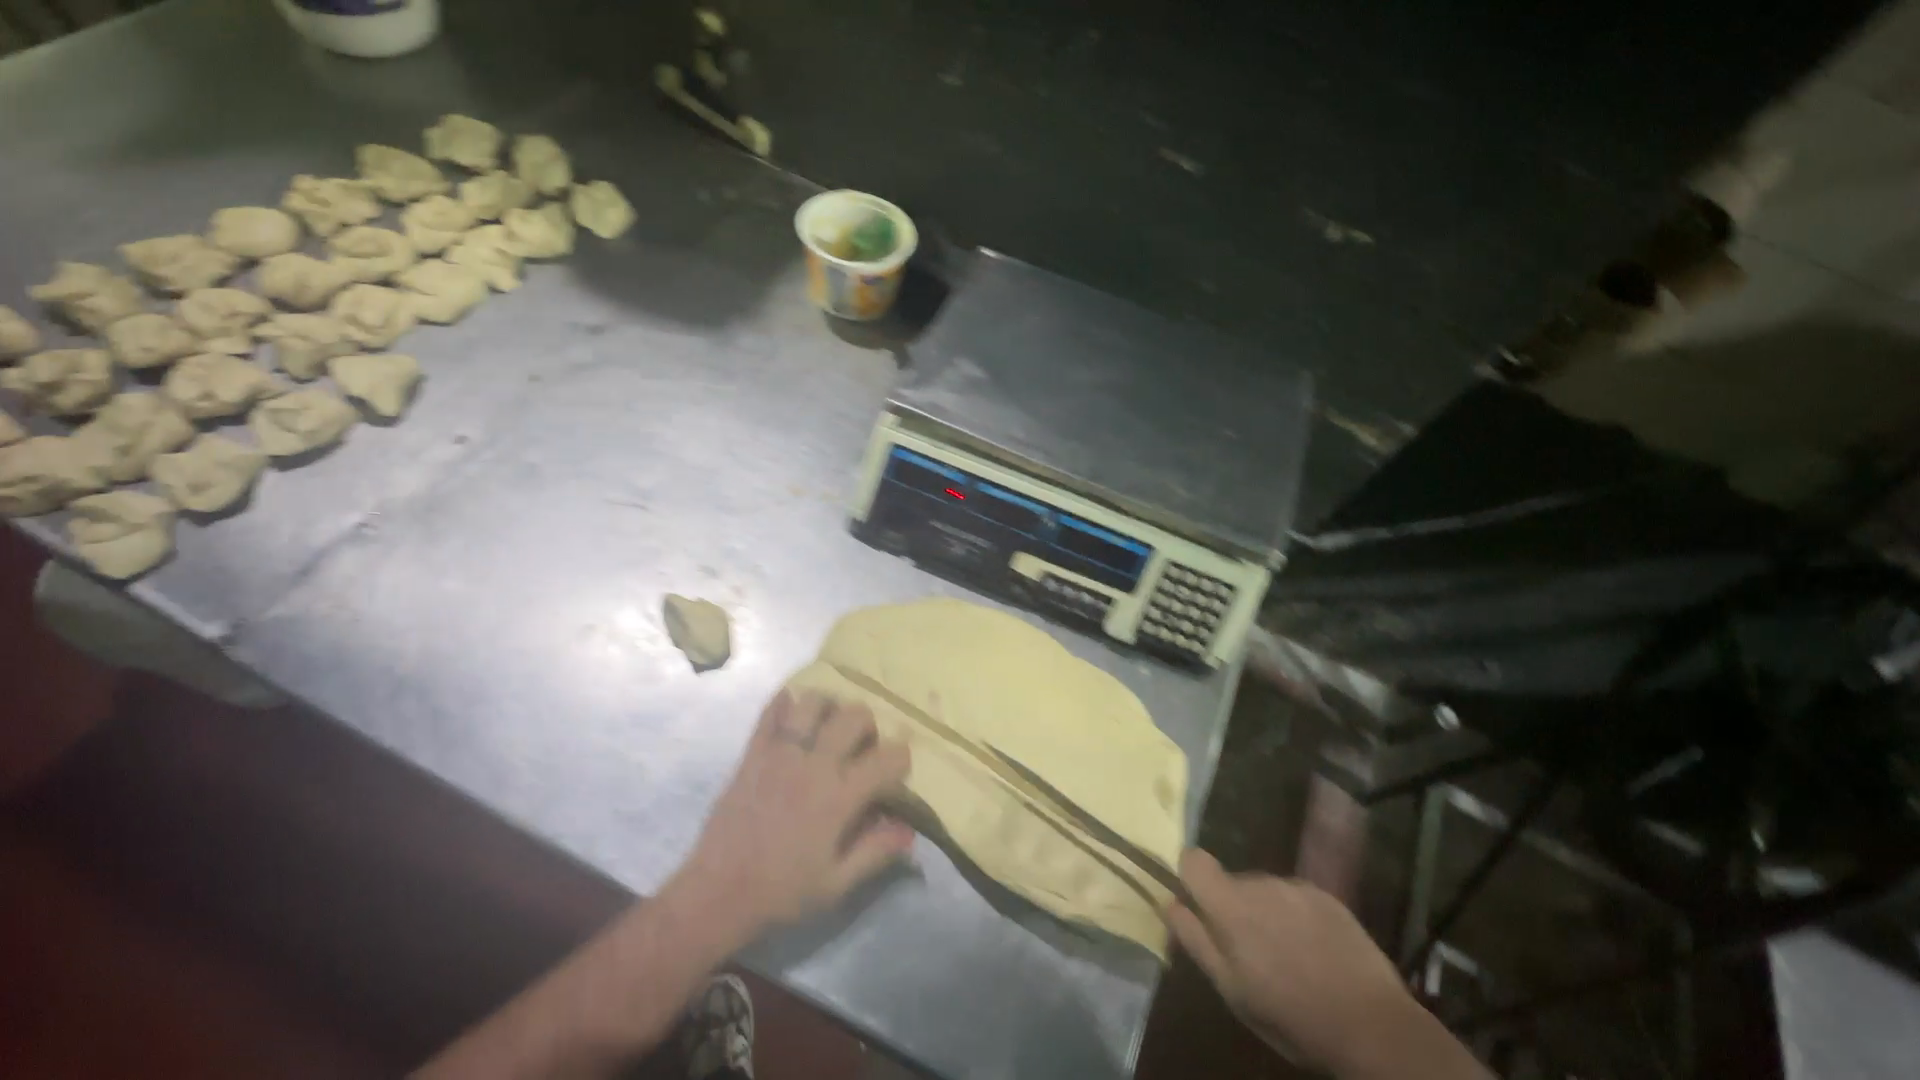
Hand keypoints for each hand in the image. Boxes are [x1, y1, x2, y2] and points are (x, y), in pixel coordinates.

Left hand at [671, 691, 915, 941]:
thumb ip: (876, 852)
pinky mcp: (752, 754)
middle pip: (854, 716)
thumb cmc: (782, 893)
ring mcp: (779, 754)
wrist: (716, 893)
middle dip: (869, 727)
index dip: (901, 759)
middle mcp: (813, 766)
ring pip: (814, 703)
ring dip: (830, 710)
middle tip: (862, 750)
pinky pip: (770, 712)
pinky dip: (786, 705)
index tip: (896, 773)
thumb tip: (910, 830)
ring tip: (828, 732)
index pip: (888, 757)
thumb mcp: (837, 884)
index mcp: (839, 798)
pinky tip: (794, 717)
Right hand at [1165, 850, 1434, 1075]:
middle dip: (1232, 908)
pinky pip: (1295, 897)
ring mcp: (1298, 887)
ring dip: (1264, 913)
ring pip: (1264, 890)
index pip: (1193, 860)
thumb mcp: (1231, 989)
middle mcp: (1262, 883)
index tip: (1197, 906)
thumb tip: (1170, 904)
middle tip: (1247, 952)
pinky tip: (1312, 951)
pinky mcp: (1329, 897)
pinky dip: (1294, 916)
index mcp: (1231, 905)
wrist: (1371, 1023)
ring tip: (1284, 955)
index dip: (1189, 877)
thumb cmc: (1290, 1014)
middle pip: (1231, 881)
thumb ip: (1196, 941)